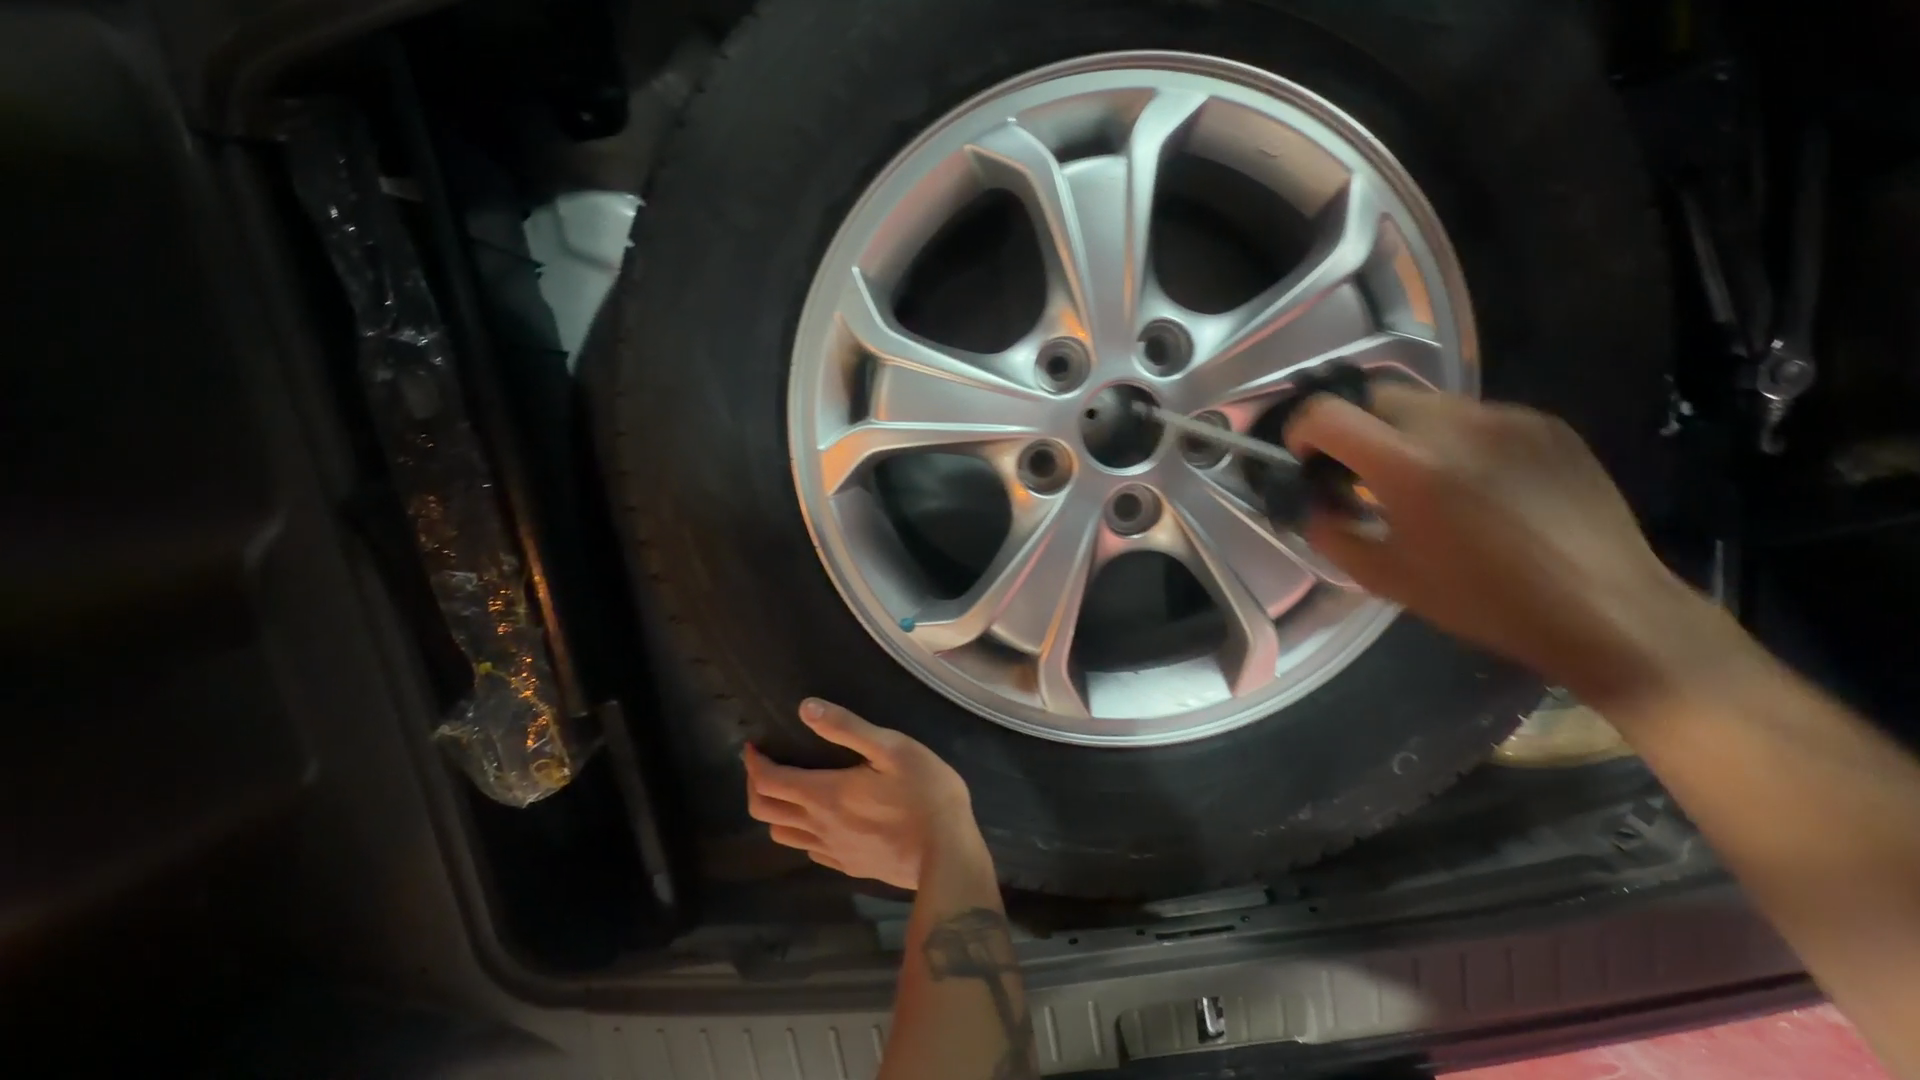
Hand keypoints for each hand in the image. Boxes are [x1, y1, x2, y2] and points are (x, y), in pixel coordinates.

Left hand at [743, 699, 979, 889]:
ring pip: (782, 835)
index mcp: (824, 794)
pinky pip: (809, 850)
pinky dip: (801, 832)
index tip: (753, 746)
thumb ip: (847, 728)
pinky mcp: (849, 867)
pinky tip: (820, 821)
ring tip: (788, 792)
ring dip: (775, 811)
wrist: (947, 855)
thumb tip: (806, 708)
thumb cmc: (924, 794)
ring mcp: (832, 851)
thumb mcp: (893, 749)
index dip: (754, 762)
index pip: (768, 781)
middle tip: (764, 766)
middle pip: (764, 810)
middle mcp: (818, 826)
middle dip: (755, 785)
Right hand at [1285, 385, 1718, 705]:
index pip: (1327, 414)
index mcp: (1409, 466)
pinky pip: (1478, 417)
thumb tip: (1314, 505)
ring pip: (1427, 404)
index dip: (1301, 431)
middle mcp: (1455, 425)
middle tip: (1359, 473)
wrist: (1605, 609)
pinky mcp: (1545, 424)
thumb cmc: (1485, 602)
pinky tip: (1477, 485)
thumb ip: (1332, 534)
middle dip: (1353, 429)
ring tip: (1423, 481)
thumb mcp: (1388, 579)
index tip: (1306, 460)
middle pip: (1375, 396)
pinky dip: (1456, 441)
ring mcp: (1506, 418)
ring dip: (1405, 433)